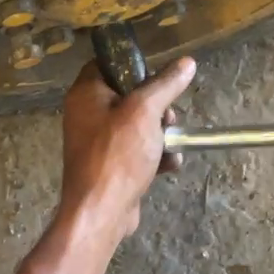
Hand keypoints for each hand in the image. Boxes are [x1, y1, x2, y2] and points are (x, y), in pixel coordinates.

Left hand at [59, 57, 195, 235]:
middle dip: (156, 106)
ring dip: (160, 133)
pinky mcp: (111, 166)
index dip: (132, 65)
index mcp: (86, 94)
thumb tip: (187, 62)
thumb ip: (166, 85)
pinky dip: (154, 156)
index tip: (158, 74)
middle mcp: (87, 115)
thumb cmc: (118, 154)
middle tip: (168, 117)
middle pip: (127, 96)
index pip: (105, 64)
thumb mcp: (145, 112)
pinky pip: (136, 151)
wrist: (101, 211)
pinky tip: (170, 163)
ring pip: (136, 125)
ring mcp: (98, 143)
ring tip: (171, 141)